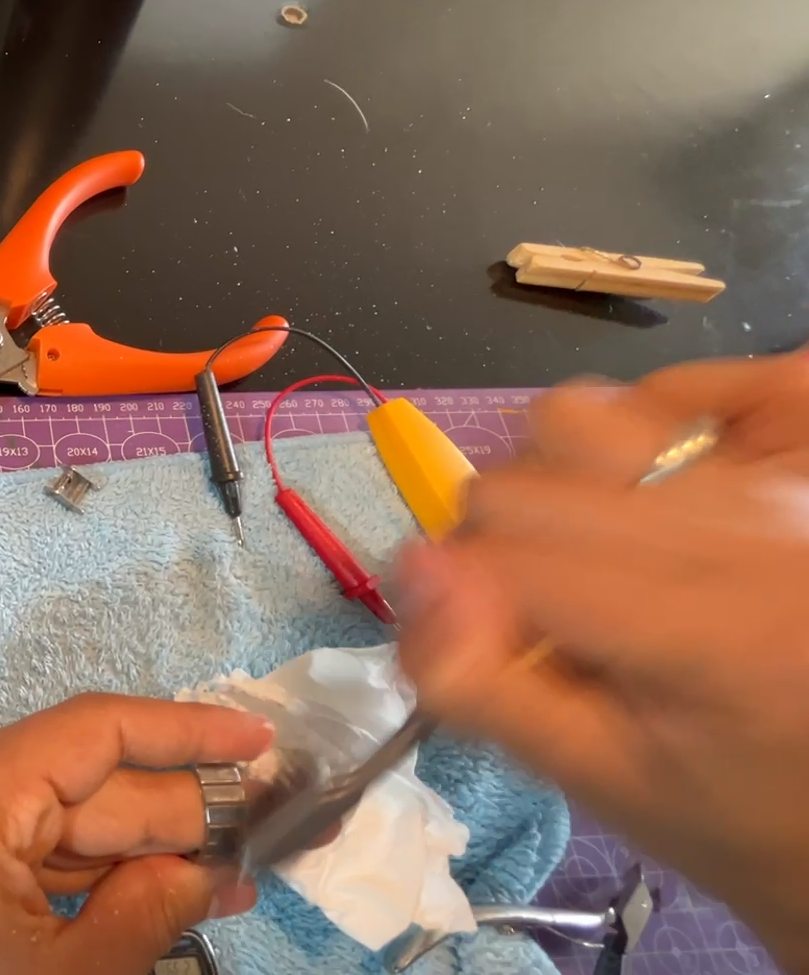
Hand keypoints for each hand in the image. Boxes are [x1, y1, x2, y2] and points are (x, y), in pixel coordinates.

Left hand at [0, 695, 272, 974]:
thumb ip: (143, 913)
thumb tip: (209, 870)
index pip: (94, 731)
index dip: (184, 729)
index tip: (256, 738)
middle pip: (82, 776)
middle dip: (174, 808)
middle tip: (264, 825)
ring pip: (54, 803)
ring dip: (134, 837)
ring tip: (225, 865)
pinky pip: (19, 825)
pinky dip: (79, 854)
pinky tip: (150, 877)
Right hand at [395, 355, 808, 970]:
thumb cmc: (729, 798)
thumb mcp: (587, 772)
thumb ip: (471, 680)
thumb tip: (411, 567)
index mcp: (709, 627)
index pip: (490, 561)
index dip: (454, 605)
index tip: (488, 650)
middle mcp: (751, 527)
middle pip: (509, 489)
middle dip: (491, 552)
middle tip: (543, 612)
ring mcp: (785, 468)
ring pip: (570, 417)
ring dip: (549, 479)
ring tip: (593, 541)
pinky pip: (681, 383)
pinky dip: (645, 422)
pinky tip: (659, 490)